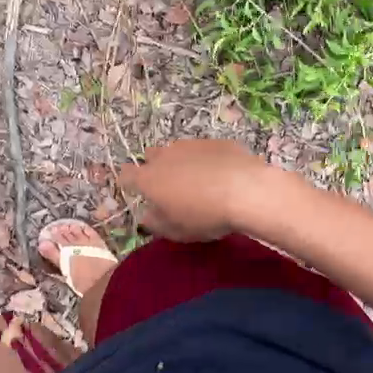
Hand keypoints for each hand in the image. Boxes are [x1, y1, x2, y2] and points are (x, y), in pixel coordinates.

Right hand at [119, 139, 279, 241]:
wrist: (246, 190)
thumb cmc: (205, 216)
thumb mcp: (179, 231)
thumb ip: (157, 223)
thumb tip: (147, 215)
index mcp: (150, 179)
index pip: (126, 175)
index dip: (128, 182)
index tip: (135, 190)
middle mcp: (165, 156)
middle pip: (150, 156)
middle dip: (155, 168)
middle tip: (170, 187)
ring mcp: (190, 144)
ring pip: (176, 150)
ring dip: (180, 162)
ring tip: (198, 181)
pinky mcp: (214, 141)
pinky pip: (203, 149)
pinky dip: (206, 160)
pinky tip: (221, 174)